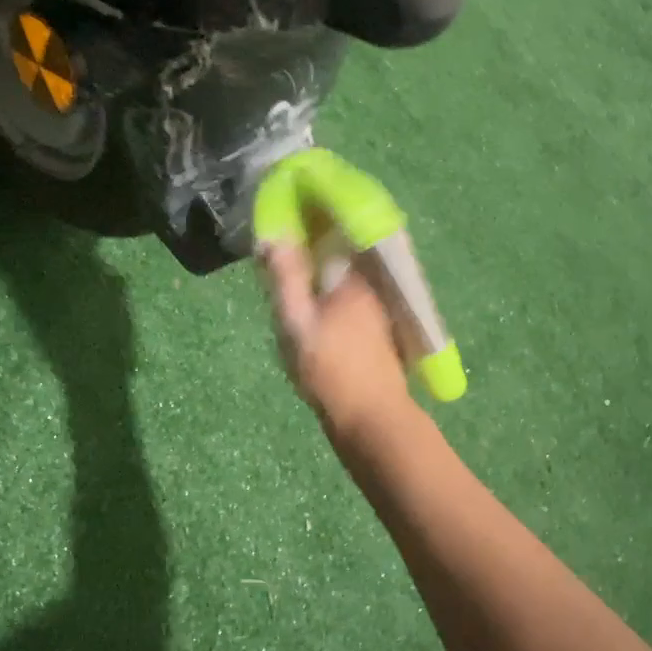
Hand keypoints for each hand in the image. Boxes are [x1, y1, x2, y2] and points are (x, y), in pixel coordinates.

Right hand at [259, 243, 415, 428]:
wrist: (371, 421)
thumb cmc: (330, 369)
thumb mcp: (295, 320)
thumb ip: (285, 277)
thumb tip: (274, 234)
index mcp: (353, 278)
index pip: (329, 236)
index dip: (303, 229)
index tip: (278, 231)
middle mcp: (372, 287)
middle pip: (337, 257)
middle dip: (310, 255)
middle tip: (279, 269)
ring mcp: (378, 311)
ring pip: (343, 281)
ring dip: (319, 279)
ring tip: (291, 293)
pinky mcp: (378, 334)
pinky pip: (349, 301)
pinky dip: (331, 298)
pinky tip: (314, 317)